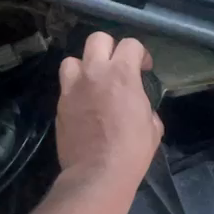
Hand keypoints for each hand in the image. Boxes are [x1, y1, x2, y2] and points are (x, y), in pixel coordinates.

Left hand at [56, 32, 161, 191]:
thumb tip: (140, 108)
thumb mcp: (153, 128)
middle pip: (97, 39)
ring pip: (73, 59)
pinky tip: (84, 104)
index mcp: (122, 75)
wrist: (97, 174)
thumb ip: (146, 107)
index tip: (144, 69)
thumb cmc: (132, 151)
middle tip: (117, 67)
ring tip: (94, 82)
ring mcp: (72, 87)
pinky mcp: (60, 104)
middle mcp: (94, 73)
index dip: (140, 54)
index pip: (131, 44)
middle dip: (110, 48)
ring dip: (85, 66)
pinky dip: (76, 88)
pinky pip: (66, 85)